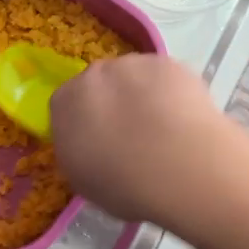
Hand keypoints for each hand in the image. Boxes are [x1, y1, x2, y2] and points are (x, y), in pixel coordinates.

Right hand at [50, 53, 237, 225]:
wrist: (179, 170)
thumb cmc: (123, 185)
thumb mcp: (82, 179)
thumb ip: (76, 149)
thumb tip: (88, 142)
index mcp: (64, 102)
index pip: (67, 104)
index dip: (84, 122)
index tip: (99, 141)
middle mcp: (94, 74)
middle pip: (101, 83)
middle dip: (113, 103)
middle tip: (133, 135)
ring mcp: (133, 64)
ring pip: (135, 76)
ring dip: (143, 94)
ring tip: (164, 128)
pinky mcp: (169, 63)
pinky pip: (165, 76)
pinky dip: (172, 92)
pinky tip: (184, 119)